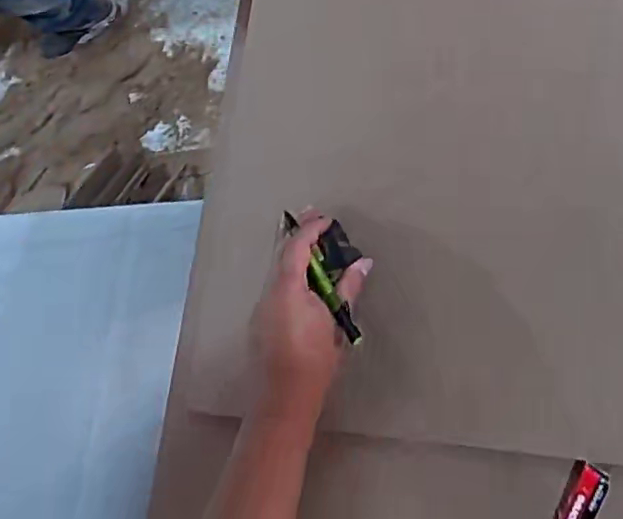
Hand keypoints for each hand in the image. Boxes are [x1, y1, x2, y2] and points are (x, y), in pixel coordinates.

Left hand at [250, 211, 372, 417]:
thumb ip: (347, 289)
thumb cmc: (314, 362)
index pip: (297, 247)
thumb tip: (362, 263)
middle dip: (300, 235)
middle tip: (315, 217)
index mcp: (287, 289)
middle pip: (282, 254)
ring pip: (277, 271)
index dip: (311, 229)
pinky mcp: (260, 323)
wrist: (282, 404)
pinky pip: (275, 287)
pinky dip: (290, 275)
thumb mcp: (336, 323)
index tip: (328, 220)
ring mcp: (261, 309)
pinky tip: (305, 281)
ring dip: (295, 255)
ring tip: (316, 248)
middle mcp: (269, 293)